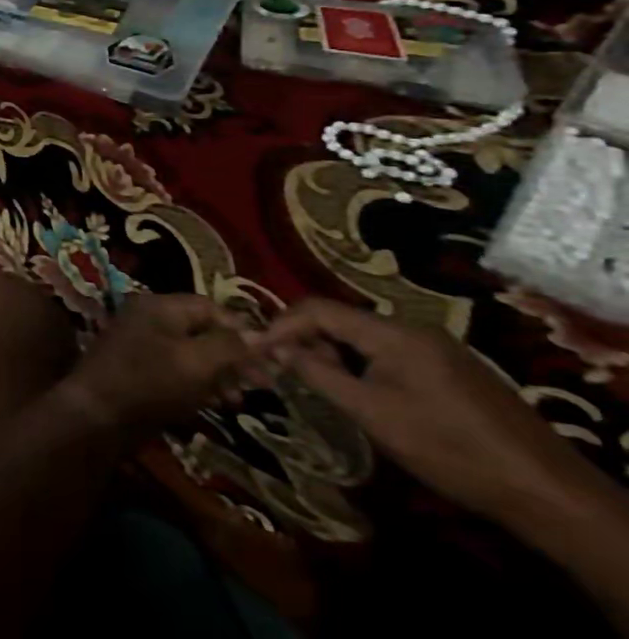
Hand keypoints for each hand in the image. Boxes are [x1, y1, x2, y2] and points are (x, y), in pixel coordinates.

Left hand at [59, 294, 250, 432]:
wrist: (99, 411)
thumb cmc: (149, 381)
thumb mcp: (197, 361)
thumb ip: (229, 345)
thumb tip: (260, 334)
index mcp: (158, 306)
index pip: (211, 307)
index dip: (243, 330)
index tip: (271, 359)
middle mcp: (148, 318)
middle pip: (203, 329)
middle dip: (234, 356)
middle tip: (262, 384)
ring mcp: (142, 342)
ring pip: (193, 351)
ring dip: (220, 373)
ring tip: (238, 398)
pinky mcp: (141, 367)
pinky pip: (178, 368)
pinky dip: (200, 382)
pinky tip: (217, 403)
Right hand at [258, 298, 605, 524]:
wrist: (547, 494)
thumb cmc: (446, 447)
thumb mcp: (368, 411)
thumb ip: (315, 371)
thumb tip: (268, 345)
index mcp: (395, 334)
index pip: (317, 309)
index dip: (280, 324)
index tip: (256, 349)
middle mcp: (415, 331)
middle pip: (340, 320)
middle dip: (303, 339)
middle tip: (280, 368)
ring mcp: (437, 350)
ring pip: (362, 337)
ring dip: (330, 353)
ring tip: (312, 381)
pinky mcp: (450, 370)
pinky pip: (388, 353)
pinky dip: (359, 364)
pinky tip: (355, 391)